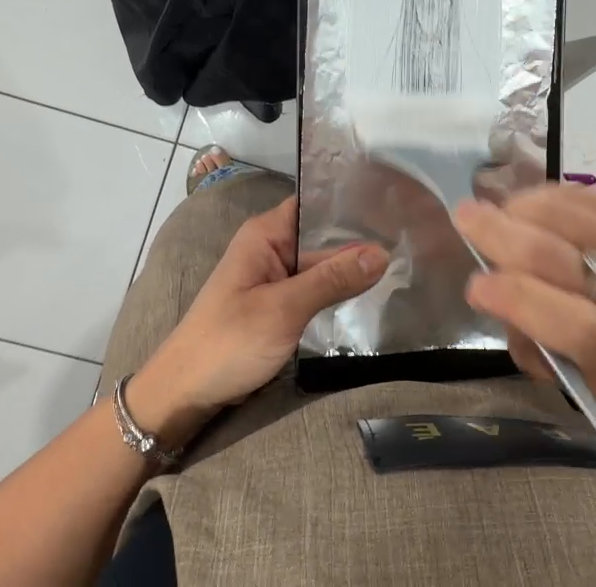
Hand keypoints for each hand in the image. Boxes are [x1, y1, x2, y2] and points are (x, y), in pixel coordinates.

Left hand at [130, 198, 388, 442]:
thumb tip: (381, 253)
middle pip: (322, 235)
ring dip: (352, 269)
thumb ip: (331, 279)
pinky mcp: (278, 306)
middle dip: (360, 239)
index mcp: (265, 235)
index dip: (350, 201)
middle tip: (411, 242)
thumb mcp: (284, 309)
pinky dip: (338, 292)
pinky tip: (372, 295)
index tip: (394, 205)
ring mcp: (274, 279)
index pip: (314, 203)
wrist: (184, 394)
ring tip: (405, 265)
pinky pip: (314, 290)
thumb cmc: (228, 343)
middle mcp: (270, 248)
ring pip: (321, 265)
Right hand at [454, 185, 595, 399]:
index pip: (578, 328)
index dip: (521, 302)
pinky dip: (544, 197)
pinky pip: (585, 199)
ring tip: (493, 211)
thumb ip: (531, 346)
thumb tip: (491, 293)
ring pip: (574, 221)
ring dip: (522, 210)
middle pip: (569, 264)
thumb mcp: (572, 374)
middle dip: (506, 238)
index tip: (476, 284)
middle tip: (466, 219)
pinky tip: (522, 205)